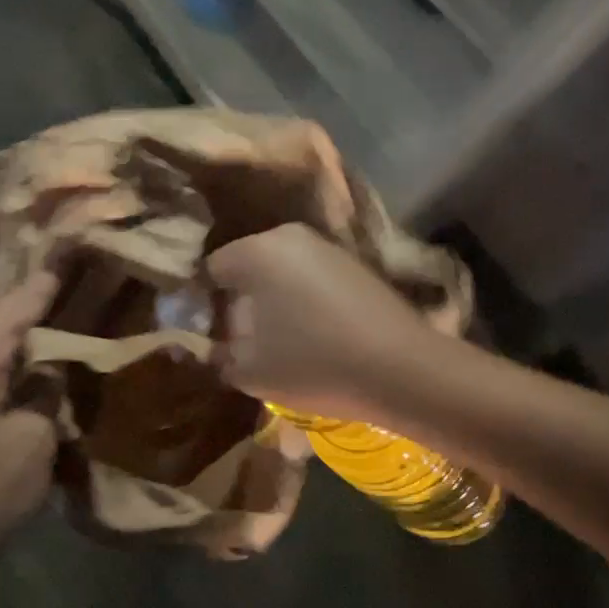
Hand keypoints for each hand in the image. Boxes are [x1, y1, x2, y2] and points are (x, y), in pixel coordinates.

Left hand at [0, 272, 60, 600]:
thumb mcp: (33, 439)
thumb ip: (48, 392)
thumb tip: (56, 367)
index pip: (16, 306)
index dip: (45, 282)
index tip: (71, 252)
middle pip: (2, 315)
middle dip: (35, 295)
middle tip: (73, 276)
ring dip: (27, 322)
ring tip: (63, 307)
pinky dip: (20, 350)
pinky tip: (43, 356)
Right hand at [206, 223, 436, 423]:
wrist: (402, 368)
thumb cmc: (312, 363)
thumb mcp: (250, 371)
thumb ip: (219, 356)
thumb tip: (210, 348)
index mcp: (254, 251)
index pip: (212, 269)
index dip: (205, 304)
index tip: (211, 336)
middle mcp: (287, 236)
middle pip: (248, 267)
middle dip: (241, 302)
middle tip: (241, 343)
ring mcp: (325, 247)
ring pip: (282, 273)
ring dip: (275, 303)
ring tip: (279, 344)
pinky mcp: (354, 264)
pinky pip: (312, 280)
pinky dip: (305, 303)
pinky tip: (315, 338)